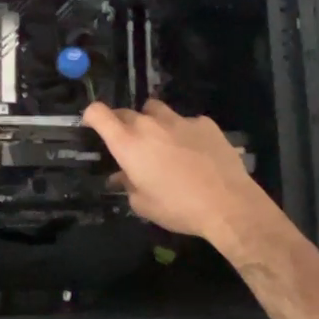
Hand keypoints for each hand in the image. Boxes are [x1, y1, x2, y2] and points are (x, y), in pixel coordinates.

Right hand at [82, 99, 280, 250]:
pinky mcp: (204, 122)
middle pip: (126, 112)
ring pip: (156, 110)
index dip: (91, 116)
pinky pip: (186, 121)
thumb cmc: (178, 207)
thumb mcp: (143, 205)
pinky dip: (184, 132)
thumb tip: (121, 176)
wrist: (227, 203)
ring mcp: (179, 120)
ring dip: (153, 122)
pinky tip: (195, 151)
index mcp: (128, 143)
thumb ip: (127, 185)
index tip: (93, 127)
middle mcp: (150, 124)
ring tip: (163, 143)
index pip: (98, 113)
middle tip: (132, 147)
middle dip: (123, 125)